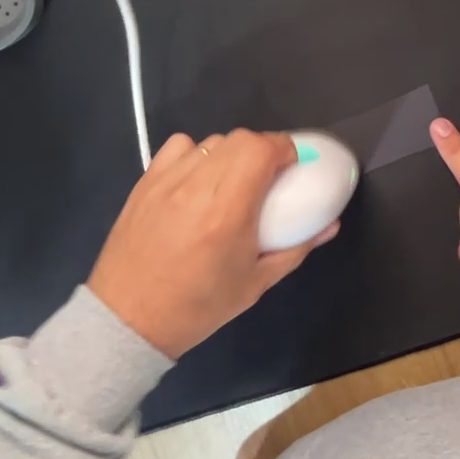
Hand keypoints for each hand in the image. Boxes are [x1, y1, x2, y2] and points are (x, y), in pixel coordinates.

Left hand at [89, 129, 337, 358]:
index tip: (293, 165)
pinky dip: (197, 154)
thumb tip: (330, 225)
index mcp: (227, 213)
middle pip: (239, 138)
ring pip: (211, 141)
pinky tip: (199, 179)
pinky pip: (179, 147)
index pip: (260, 150)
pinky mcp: (145, 181)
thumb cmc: (198, 306)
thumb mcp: (255, 283)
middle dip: (263, 148)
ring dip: (232, 153)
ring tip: (234, 180)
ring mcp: (166, 181)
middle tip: (270, 175)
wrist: (129, 319)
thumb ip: (296, 248)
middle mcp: (196, 188)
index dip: (284, 148)